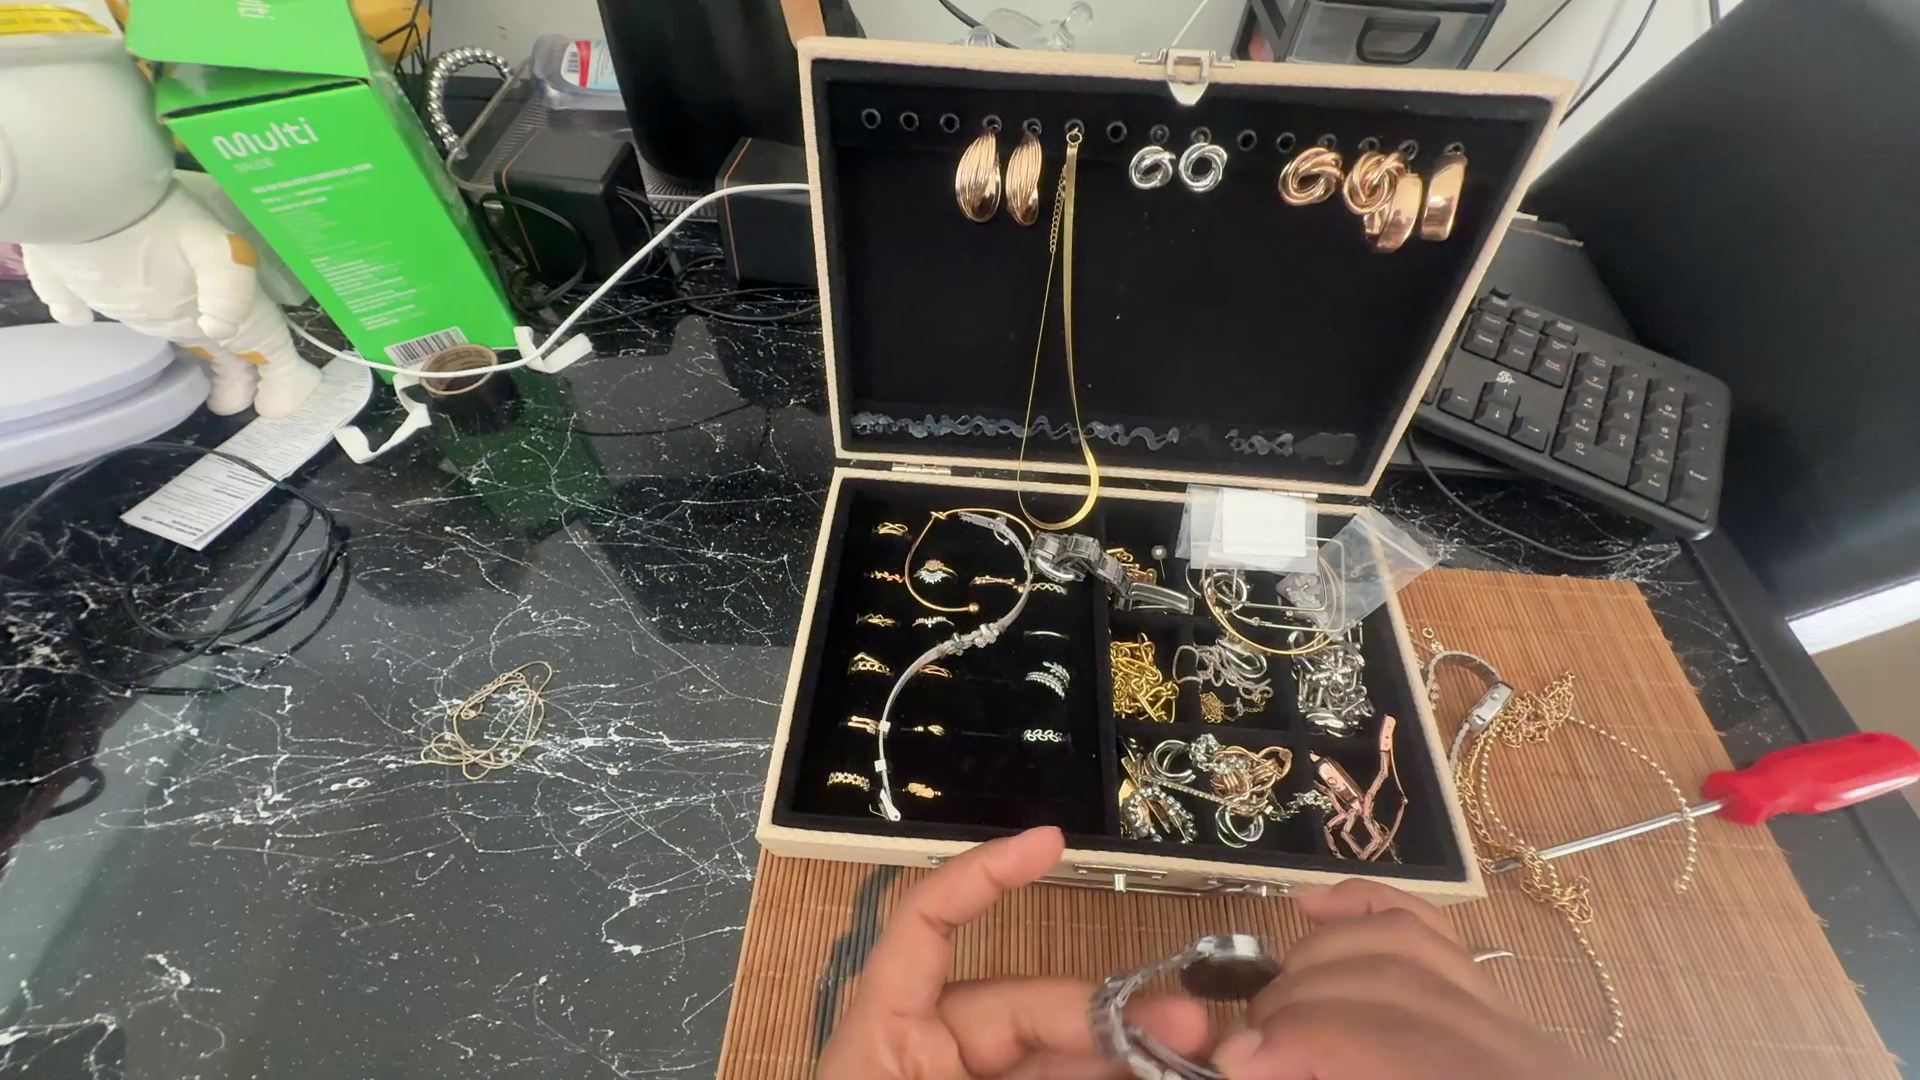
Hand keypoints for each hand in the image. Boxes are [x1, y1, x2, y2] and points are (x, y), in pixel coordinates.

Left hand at [817, 826, 1210, 1078]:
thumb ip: (1057, 1078)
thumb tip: (1141, 1057)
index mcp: (884, 1038)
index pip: (929, 922)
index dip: (987, 871)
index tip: (1053, 843)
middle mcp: (927, 1057)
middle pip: (1024, 1009)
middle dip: (1107, 1014)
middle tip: (1194, 1027)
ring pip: (1056, 1064)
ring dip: (1124, 1061)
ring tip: (1199, 1058)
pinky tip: (1157, 1076)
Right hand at [1214, 880, 1608, 1079]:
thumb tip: (1239, 1059)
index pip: (1393, 1041)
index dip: (1299, 1038)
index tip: (1232, 1060)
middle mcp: (1528, 1058)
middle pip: (1389, 981)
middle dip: (1294, 1002)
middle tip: (1245, 1047)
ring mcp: (1519, 1023)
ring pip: (1402, 939)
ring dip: (1315, 956)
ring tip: (1274, 1008)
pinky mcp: (1499, 1005)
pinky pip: (1426, 926)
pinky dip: (1360, 904)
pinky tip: (1308, 910)